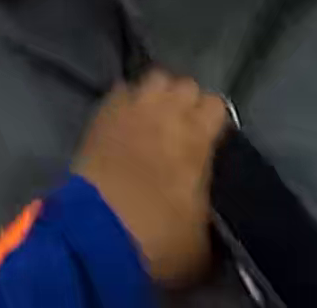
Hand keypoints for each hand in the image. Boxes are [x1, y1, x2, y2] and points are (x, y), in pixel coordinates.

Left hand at [72, 69, 228, 286]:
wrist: (99, 233)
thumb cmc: (158, 239)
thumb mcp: (201, 240)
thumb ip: (209, 207)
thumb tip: (208, 205)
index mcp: (197, 137)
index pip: (217, 104)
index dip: (215, 120)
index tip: (212, 136)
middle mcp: (167, 110)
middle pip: (186, 84)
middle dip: (187, 101)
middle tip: (183, 126)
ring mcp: (133, 106)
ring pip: (155, 77)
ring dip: (159, 93)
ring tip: (156, 114)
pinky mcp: (104, 110)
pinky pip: (122, 89)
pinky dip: (127, 99)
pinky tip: (126, 117)